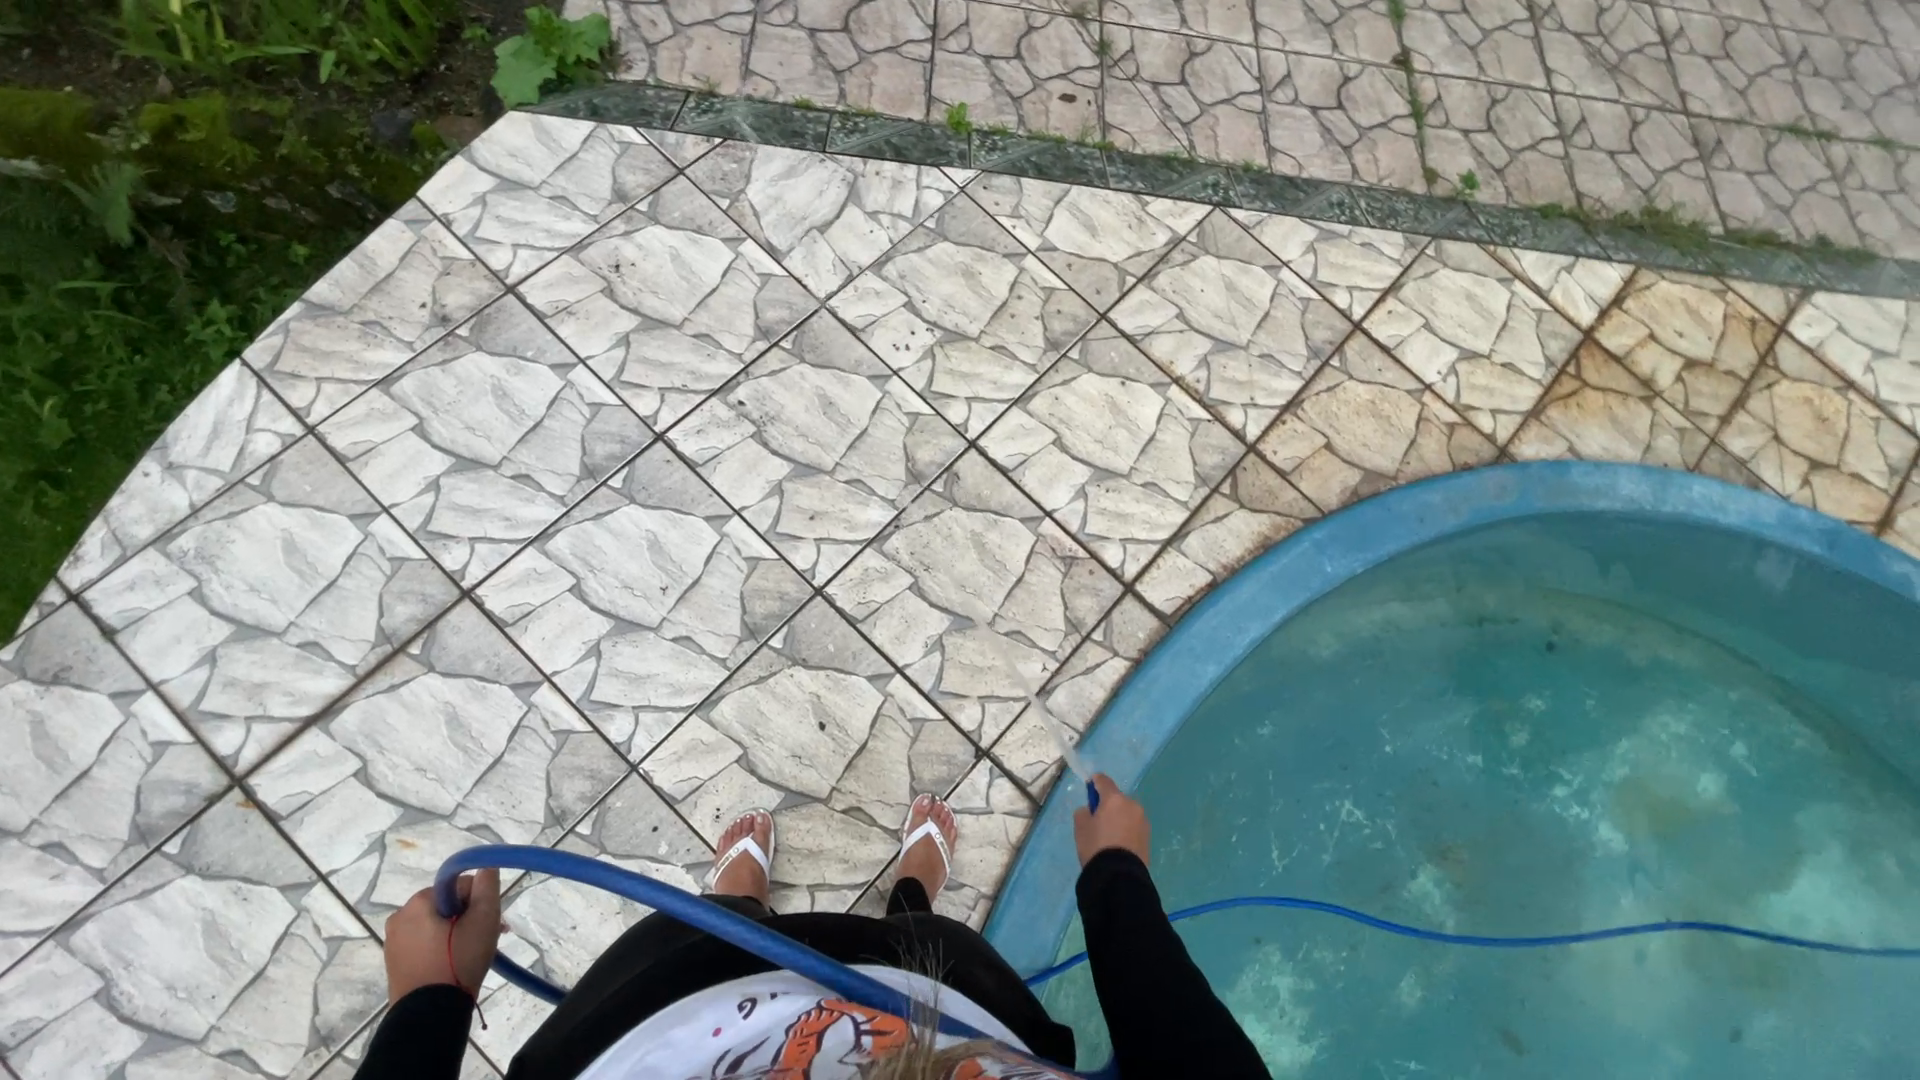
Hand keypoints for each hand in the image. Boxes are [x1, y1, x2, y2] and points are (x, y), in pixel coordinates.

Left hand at [383, 869, 502, 1002]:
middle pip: (448, 905)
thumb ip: (487, 886)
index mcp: (417, 903)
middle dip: (470, 916)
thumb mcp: (484, 918)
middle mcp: (399, 918)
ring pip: (438, 925)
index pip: (460, 886)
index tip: (491, 920)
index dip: (479, 900)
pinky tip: (457, 962)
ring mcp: (393, 942)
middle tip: (489, 936)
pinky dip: (444, 946)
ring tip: (476, 952)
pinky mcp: (395, 963)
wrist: (428, 1015)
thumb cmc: (458, 960)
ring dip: (459, 932)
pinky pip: (426, 943)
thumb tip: (485, 867)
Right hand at [1073, 774, 1150, 867]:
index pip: (1103, 781)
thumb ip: (1083, 812)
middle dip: (1107, 804)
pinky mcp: (1148, 837)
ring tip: (1109, 836)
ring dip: (1119, 817)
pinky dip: (1126, 830)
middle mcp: (1132, 805)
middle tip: (1097, 819)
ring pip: (1127, 813)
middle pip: (1117, 798)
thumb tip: (1090, 811)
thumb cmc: (1096, 846)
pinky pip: (1133, 826)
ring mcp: (1143, 821)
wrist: (1119, 876)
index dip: (1095, 782)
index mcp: (1114, 799)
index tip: (1089, 787)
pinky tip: (1119, 844)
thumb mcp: (1080, 827)